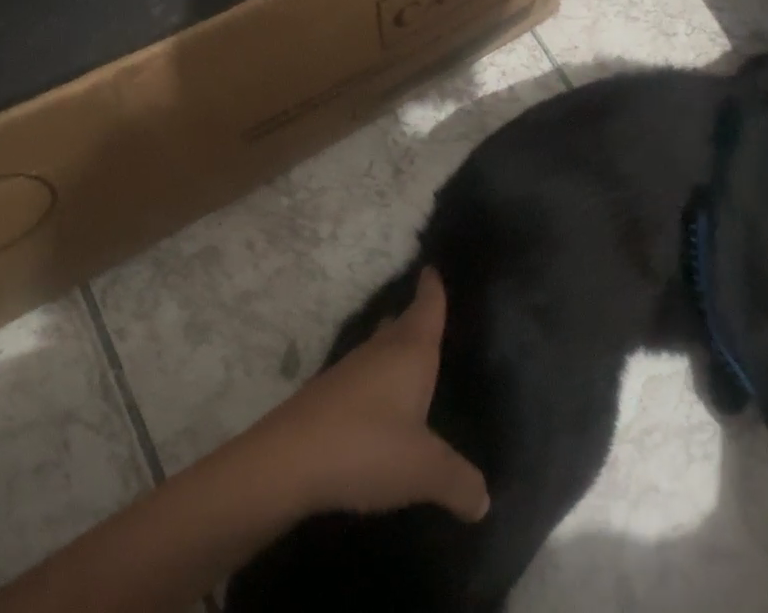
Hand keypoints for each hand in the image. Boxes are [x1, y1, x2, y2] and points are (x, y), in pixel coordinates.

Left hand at [244, 267, 489, 521]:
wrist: (281, 466)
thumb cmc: (365, 448)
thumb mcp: (424, 470)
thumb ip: (458, 481)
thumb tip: (485, 500)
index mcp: (409, 353)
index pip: (427, 309)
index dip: (433, 289)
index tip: (432, 267)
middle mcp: (377, 354)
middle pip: (399, 326)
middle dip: (413, 318)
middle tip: (428, 311)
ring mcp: (345, 375)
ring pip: (375, 352)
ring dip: (390, 351)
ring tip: (407, 356)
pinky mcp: (321, 401)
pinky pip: (358, 380)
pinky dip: (372, 383)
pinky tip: (375, 404)